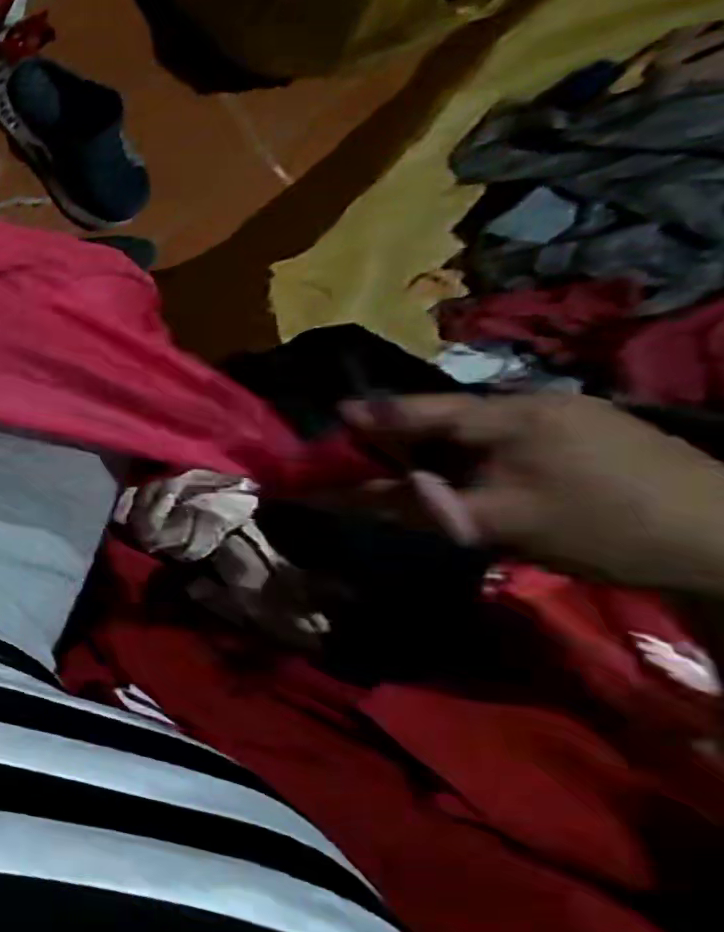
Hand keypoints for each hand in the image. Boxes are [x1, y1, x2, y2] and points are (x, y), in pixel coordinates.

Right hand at [345, 394, 723, 593]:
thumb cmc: (604, 526)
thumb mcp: (497, 521)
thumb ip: (412, 504)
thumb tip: (335, 495)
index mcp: (514, 415)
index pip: (420, 410)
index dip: (369, 416)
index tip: (327, 417)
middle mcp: (536, 404)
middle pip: (443, 418)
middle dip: (395, 436)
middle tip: (353, 455)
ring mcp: (567, 418)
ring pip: (471, 432)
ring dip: (430, 450)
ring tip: (396, 469)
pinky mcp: (587, 437)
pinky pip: (501, 441)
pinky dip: (465, 457)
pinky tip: (458, 477)